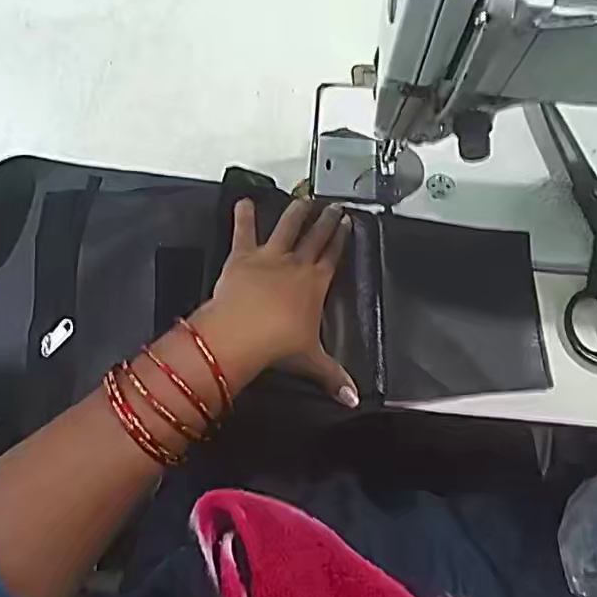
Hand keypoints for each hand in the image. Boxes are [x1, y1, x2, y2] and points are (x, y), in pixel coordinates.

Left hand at [192, 198, 357, 407]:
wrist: (243, 332)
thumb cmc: (279, 344)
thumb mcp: (311, 360)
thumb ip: (333, 376)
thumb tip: (354, 399)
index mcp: (315, 284)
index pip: (332, 257)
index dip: (340, 239)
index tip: (347, 223)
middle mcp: (296, 264)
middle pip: (315, 236)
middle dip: (325, 219)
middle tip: (333, 205)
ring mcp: (269, 257)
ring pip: (286, 227)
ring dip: (296, 212)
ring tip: (303, 198)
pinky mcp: (242, 256)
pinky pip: (244, 231)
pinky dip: (244, 216)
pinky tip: (244, 201)